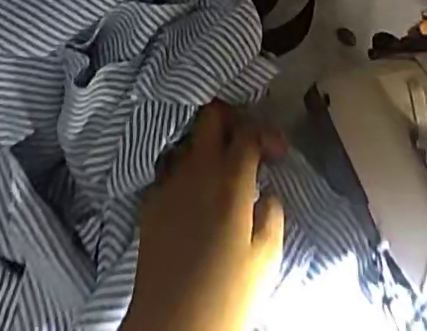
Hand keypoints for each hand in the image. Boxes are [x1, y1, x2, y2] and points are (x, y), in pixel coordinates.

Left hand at [124, 104, 286, 330]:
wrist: (171, 328)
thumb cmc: (226, 296)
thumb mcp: (266, 258)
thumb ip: (272, 213)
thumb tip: (266, 192)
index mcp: (230, 180)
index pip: (248, 130)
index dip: (267, 134)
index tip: (278, 154)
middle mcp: (196, 171)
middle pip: (211, 116)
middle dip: (233, 121)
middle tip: (246, 146)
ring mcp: (168, 184)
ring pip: (187, 140)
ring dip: (206, 147)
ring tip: (220, 173)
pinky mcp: (148, 203)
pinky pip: (168, 170)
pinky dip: (184, 173)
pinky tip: (193, 199)